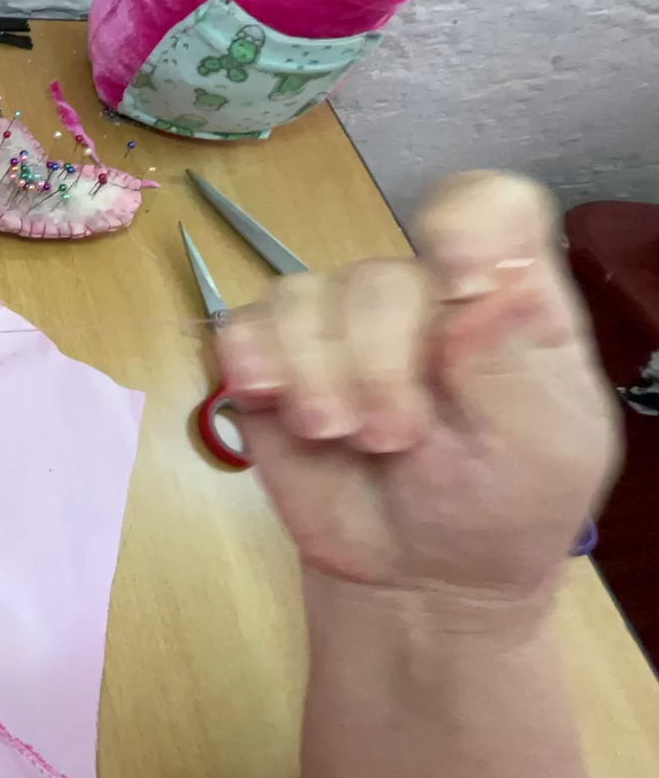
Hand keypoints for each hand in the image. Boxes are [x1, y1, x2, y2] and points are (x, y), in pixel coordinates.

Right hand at [214, 172, 620, 625]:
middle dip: (372, 365)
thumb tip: (496, 279)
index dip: (465, 226)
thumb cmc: (494, 509)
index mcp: (495, 307)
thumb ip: (514, 363)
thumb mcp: (540, 449)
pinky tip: (266, 399)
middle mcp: (407, 302)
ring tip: (329, 434)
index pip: (486, 209)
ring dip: (310, 373)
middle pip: (372, 278)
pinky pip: (236, 327)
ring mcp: (325, 329)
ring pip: (294, 298)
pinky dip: (247, 361)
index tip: (457, 287)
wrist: (404, 567)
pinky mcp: (261, 360)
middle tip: (385, 438)